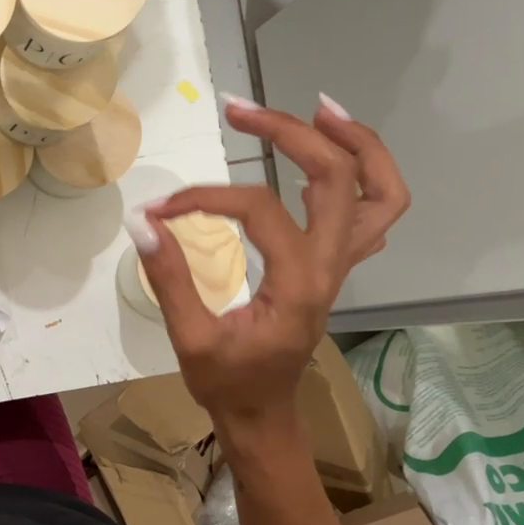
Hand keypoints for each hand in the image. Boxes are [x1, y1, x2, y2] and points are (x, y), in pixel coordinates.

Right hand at [129, 94, 408, 429]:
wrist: (261, 413)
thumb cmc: (226, 383)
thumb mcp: (190, 339)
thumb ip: (171, 280)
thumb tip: (144, 225)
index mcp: (298, 283)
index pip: (260, 210)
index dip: (206, 198)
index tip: (161, 210)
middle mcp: (331, 266)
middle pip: (339, 177)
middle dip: (291, 134)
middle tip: (241, 111)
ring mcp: (341, 266)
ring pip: (380, 190)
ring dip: (354, 143)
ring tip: (315, 111)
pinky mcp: (334, 268)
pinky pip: (373, 212)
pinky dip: (362, 176)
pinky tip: (323, 159)